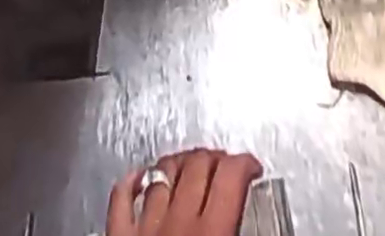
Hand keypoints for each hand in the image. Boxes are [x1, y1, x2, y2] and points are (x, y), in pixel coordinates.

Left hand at [107, 149, 263, 235]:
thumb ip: (241, 230)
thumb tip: (262, 223)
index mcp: (212, 233)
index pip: (232, 174)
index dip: (246, 162)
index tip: (252, 166)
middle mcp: (178, 223)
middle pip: (198, 164)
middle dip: (215, 156)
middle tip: (224, 161)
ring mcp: (145, 228)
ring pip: (164, 172)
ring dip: (180, 162)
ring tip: (191, 161)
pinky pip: (122, 198)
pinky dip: (132, 180)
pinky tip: (139, 173)